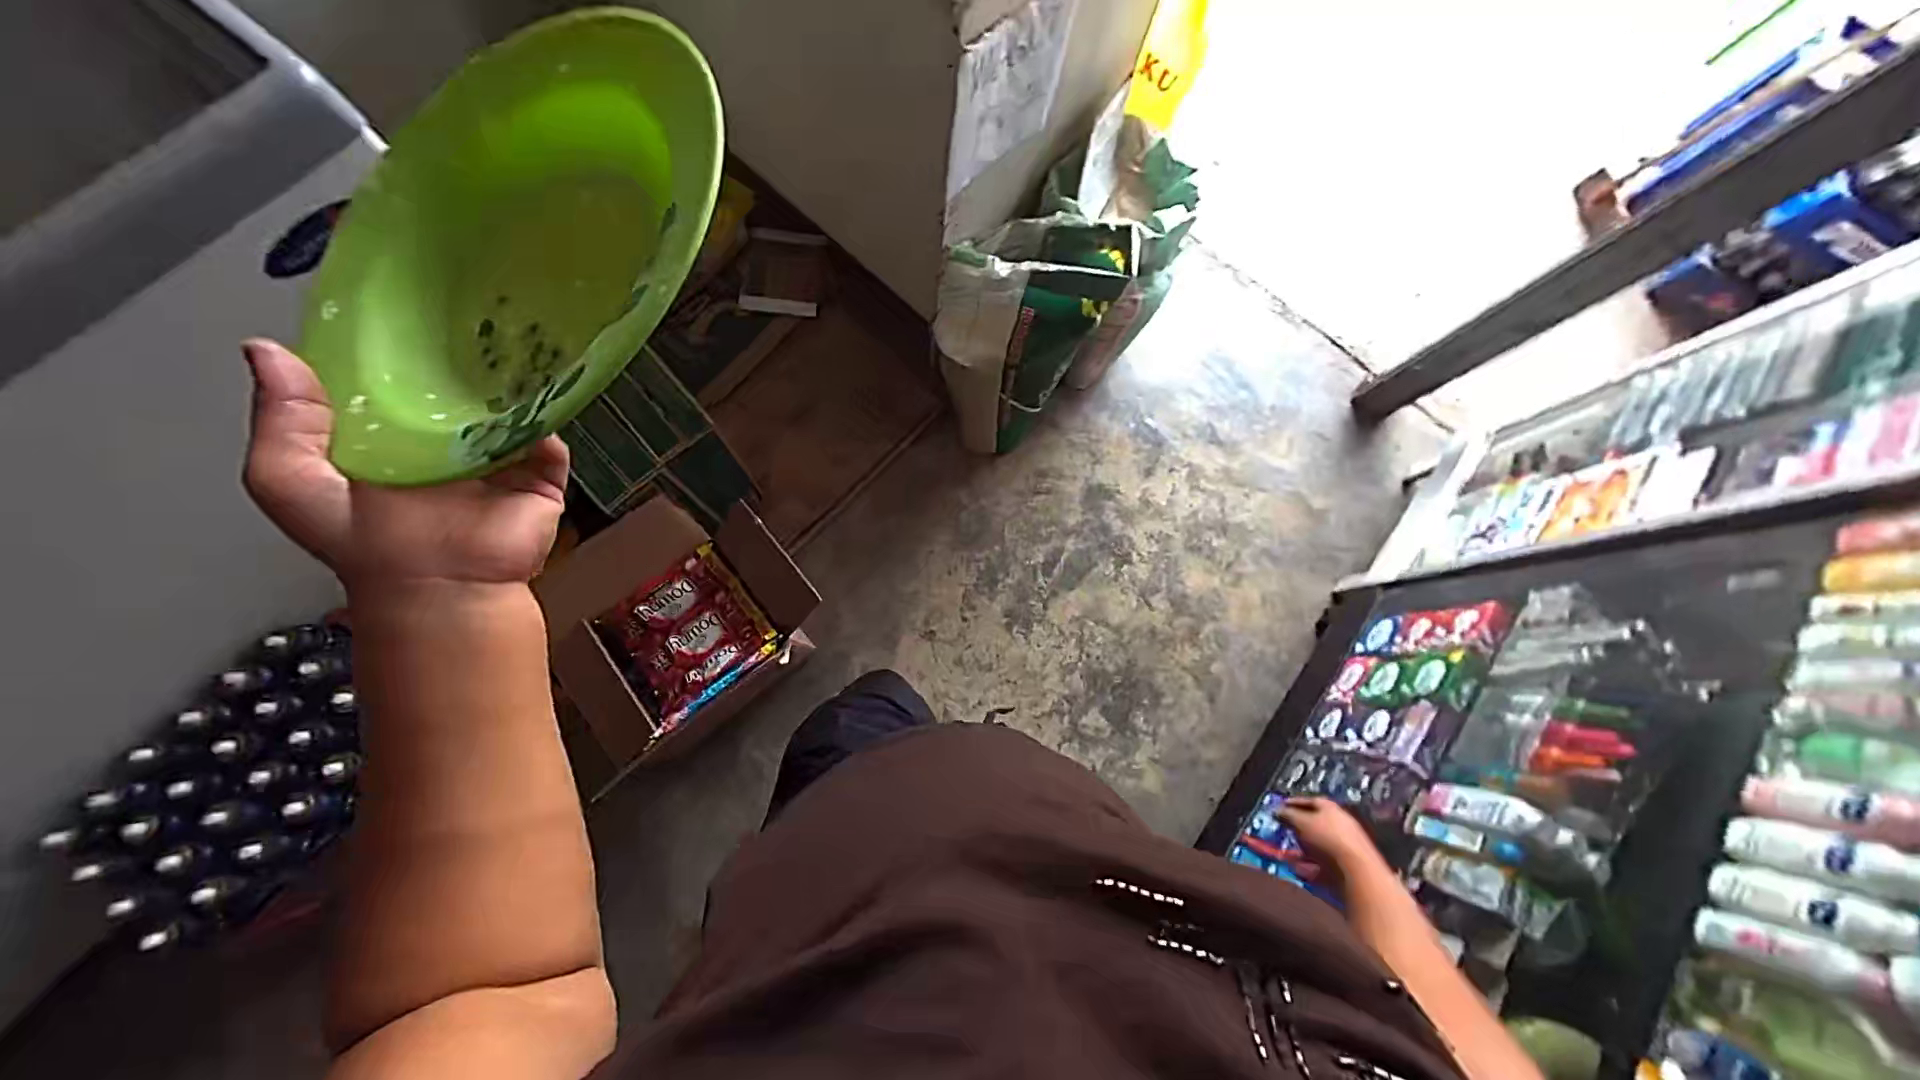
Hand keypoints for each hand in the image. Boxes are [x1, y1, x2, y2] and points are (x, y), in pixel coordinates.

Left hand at [242, 339, 568, 591]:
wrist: (441, 586)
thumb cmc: (365, 542)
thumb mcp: (291, 480)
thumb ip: (283, 421)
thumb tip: (266, 348)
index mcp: (394, 445)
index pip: (397, 391)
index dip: (394, 356)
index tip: (397, 319)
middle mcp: (448, 449)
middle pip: (460, 397)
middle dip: (463, 362)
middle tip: (466, 320)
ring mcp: (500, 465)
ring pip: (510, 415)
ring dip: (513, 387)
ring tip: (513, 345)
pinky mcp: (540, 481)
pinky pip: (550, 443)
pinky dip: (549, 421)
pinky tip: (540, 393)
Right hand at [1278, 797, 1387, 878]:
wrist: (1357, 873)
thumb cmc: (1326, 839)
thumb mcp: (1299, 822)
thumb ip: (1286, 814)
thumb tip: (1277, 811)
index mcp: (1331, 808)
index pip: (1309, 801)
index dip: (1292, 804)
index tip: (1278, 809)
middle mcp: (1341, 824)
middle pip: (1314, 823)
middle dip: (1297, 829)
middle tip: (1283, 832)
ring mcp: (1346, 846)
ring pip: (1318, 845)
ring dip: (1303, 850)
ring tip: (1289, 855)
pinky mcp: (1348, 867)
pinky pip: (1324, 863)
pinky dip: (1311, 865)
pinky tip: (1301, 870)